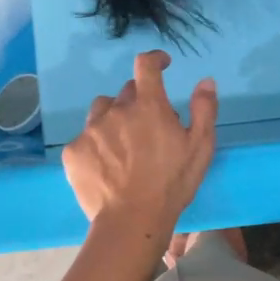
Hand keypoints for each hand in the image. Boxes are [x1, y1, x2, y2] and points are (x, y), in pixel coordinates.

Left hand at [63, 51, 218, 229]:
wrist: (131, 220)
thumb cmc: (172, 184)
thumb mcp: (200, 148)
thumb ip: (204, 110)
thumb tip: (205, 81)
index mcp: (148, 106)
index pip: (146, 66)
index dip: (154, 59)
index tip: (161, 64)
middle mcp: (116, 111)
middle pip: (125, 92)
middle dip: (138, 101)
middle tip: (147, 127)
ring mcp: (91, 130)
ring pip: (101, 111)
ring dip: (113, 118)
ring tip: (122, 143)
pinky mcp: (74, 152)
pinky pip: (85, 138)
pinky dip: (96, 145)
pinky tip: (106, 166)